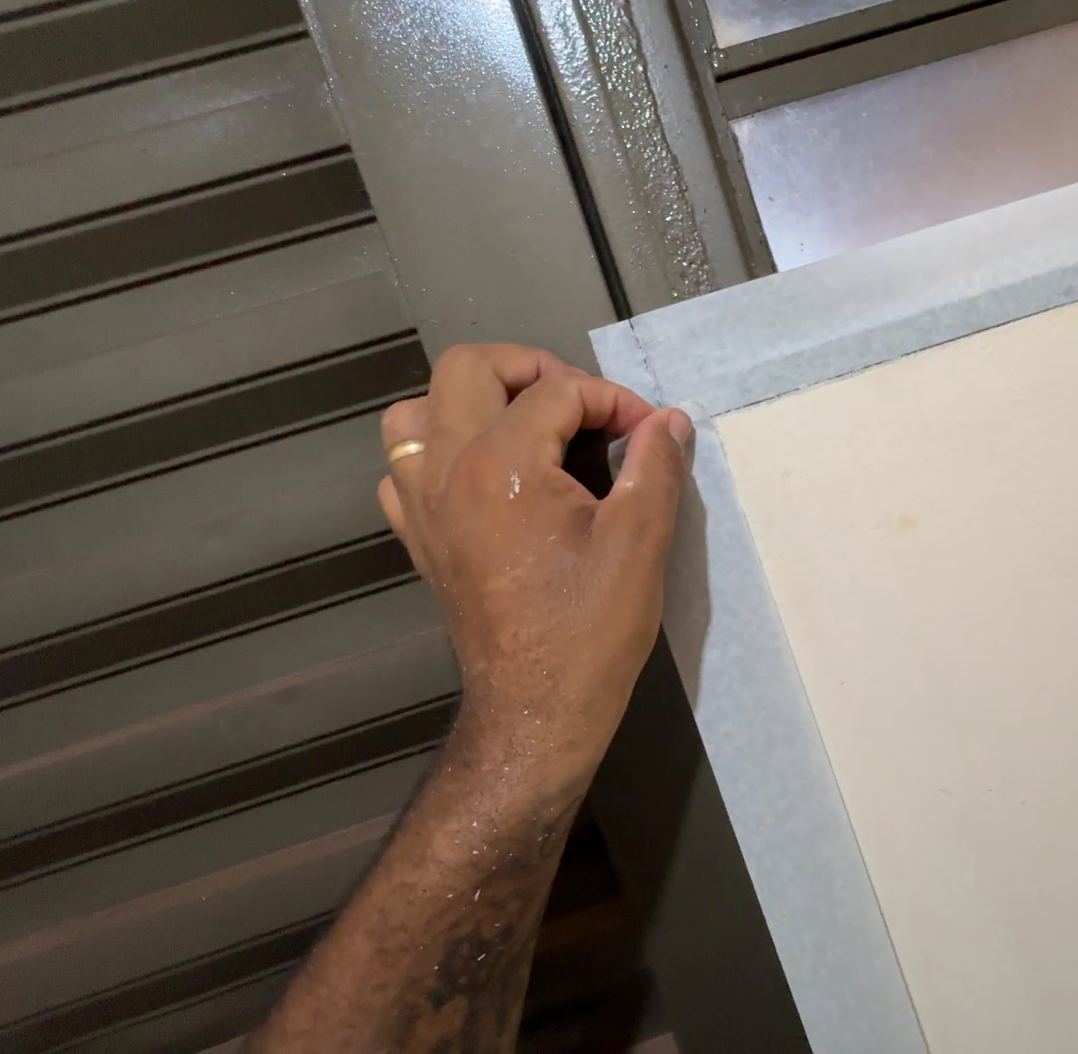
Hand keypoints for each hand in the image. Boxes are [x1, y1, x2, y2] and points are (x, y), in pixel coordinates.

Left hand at [378, 344, 690, 787]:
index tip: (648, 433)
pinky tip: (488, 480)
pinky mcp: (418, 537)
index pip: (558, 390)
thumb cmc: (590, 627)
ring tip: (527, 430)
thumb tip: (671, 419)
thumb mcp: (641, 540)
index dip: (615, 400)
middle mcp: (446, 469)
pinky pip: (406, 467)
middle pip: (470, 367)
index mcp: (502, 463)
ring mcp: (420, 504)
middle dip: (534, 369)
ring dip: (474, 403)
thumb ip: (656, 465)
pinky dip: (443, 452)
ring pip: (419, 411)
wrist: (537, 709)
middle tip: (583, 407)